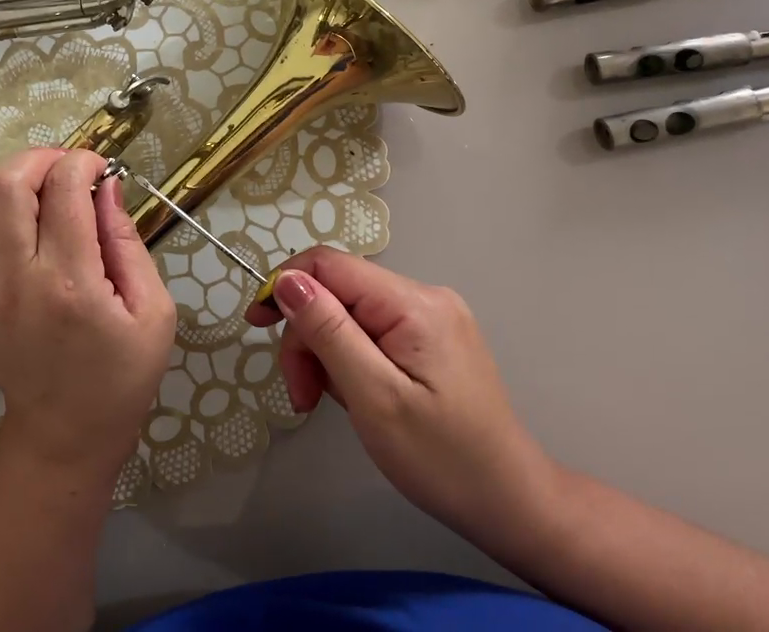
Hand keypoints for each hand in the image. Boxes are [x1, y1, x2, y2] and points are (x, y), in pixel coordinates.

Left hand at [0, 149, 175, 477]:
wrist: (64, 430)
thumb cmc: (122, 372)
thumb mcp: (153, 310)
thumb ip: (125, 239)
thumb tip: (105, 184)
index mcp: (70, 284)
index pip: (63, 189)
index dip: (82, 162)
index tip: (98, 168)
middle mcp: (15, 282)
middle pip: (5, 184)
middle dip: (38, 159)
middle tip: (65, 169)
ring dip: (17, 190)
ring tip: (47, 203)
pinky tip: (20, 229)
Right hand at [246, 247, 554, 531]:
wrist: (510, 505)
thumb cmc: (442, 458)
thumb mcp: (373, 397)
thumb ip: (328, 332)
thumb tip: (287, 281)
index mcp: (413, 305)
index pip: (328, 264)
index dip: (284, 286)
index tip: (258, 328)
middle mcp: (423, 298)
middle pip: (334, 291)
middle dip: (305, 337)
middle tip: (301, 393)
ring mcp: (429, 318)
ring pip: (345, 313)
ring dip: (322, 353)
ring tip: (322, 401)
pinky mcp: (428, 340)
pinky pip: (366, 331)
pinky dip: (345, 359)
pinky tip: (350, 394)